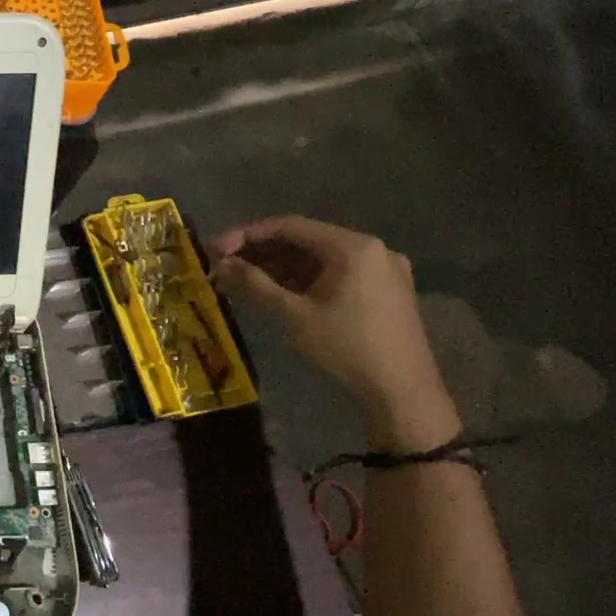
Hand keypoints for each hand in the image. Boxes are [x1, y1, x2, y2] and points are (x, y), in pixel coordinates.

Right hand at [210, 215, 459, 449]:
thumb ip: (254, 283)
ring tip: (243, 280)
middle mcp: (372, 249)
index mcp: (353, 247)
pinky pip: (335, 272)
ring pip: (319, 258)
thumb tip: (220, 264)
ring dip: (280, 266)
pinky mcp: (385, 289)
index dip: (246, 235)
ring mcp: (382, 269)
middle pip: (305, 240)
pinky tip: (279, 292)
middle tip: (224, 265)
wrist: (401, 389)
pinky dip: (304, 278)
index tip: (214, 249)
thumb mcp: (292, 314)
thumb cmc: (344, 347)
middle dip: (261, 252)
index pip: (289, 226)